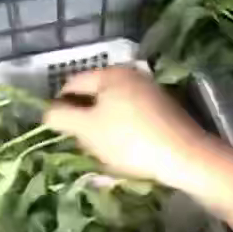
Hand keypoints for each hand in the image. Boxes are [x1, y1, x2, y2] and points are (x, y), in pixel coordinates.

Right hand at [43, 67, 223, 189]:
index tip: (57, 130)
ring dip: (103, 129)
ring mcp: (151, 92)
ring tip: (103, 152)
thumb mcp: (87, 129)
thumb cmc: (129, 140)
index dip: (60, 105)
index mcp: (111, 74)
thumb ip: (62, 117)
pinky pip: (133, 118)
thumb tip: (47, 112)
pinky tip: (127, 152)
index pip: (73, 83)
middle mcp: (132, 76)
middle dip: (84, 119)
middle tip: (81, 144)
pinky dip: (124, 133)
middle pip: (95, 95)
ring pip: (114, 109)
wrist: (184, 157)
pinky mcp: (165, 111)